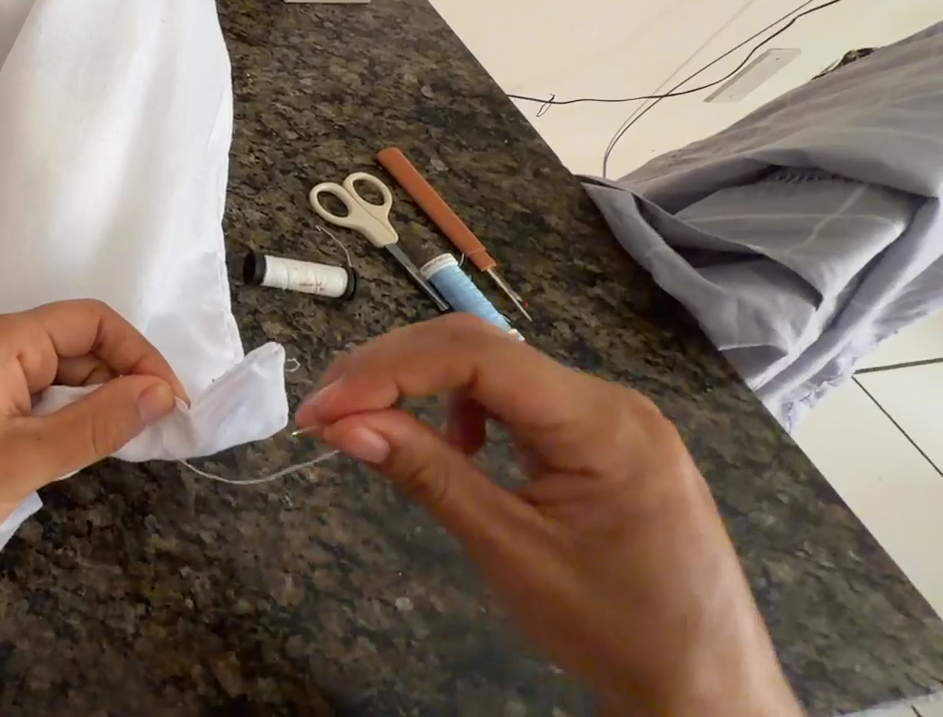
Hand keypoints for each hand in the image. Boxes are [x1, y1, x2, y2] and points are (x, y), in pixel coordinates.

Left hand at [0, 300, 183, 562]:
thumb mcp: (26, 457)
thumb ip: (96, 423)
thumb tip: (161, 393)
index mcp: (5, 340)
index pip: (92, 322)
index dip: (138, 354)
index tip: (170, 401)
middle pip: (80, 344)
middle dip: (123, 380)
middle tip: (158, 431)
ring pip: (63, 372)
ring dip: (99, 401)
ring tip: (131, 443)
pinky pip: (41, 395)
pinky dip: (70, 415)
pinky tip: (86, 446)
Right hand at [296, 315, 798, 715]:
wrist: (706, 692)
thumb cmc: (614, 627)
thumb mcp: (508, 549)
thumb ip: (425, 473)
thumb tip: (338, 425)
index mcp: (599, 421)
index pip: (473, 358)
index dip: (386, 371)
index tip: (323, 408)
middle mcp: (602, 397)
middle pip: (472, 346)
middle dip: (387, 369)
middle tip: (325, 409)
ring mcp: (599, 411)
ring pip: (482, 362)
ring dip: (412, 381)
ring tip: (365, 419)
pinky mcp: (588, 431)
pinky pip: (504, 391)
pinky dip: (451, 402)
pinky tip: (449, 443)